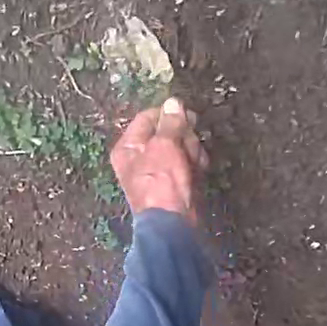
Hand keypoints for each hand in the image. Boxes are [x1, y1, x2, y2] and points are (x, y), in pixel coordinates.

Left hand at [110, 99, 207, 224]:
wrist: (172, 223)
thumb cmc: (161, 183)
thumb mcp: (164, 146)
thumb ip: (170, 123)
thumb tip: (173, 102)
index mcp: (128, 147)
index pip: (148, 118)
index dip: (168, 115)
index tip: (186, 116)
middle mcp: (139, 157)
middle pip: (166, 131)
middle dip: (183, 136)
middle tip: (189, 145)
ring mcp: (157, 170)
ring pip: (179, 146)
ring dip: (192, 151)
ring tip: (194, 164)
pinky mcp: (172, 180)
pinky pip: (185, 162)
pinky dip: (194, 164)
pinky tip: (199, 171)